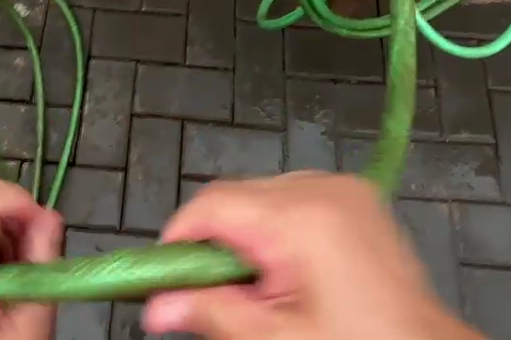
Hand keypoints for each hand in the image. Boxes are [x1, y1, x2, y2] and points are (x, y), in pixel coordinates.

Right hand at [143, 173, 480, 339]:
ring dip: (249, 236)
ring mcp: (342, 187)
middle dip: (218, 244)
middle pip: (238, 199)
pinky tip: (291, 271)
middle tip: (215, 296)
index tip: (163, 274)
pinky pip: (295, 197)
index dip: (181, 237)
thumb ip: (213, 314)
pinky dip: (280, 228)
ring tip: (264, 290)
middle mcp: (322, 188)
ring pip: (264, 197)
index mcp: (302, 218)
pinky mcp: (354, 194)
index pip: (215, 204)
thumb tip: (156, 307)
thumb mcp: (279, 339)